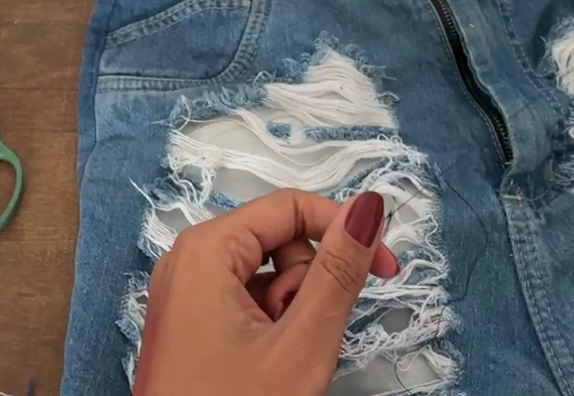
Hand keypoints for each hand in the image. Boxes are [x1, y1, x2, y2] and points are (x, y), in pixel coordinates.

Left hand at [133, 189, 400, 395]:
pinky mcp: (190, 320)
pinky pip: (245, 300)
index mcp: (206, 248)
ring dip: (289, 309)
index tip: (386, 268)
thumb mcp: (299, 346)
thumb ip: (337, 272)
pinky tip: (265, 368)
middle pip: (276, 239)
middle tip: (304, 338)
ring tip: (281, 360)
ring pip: (265, 273)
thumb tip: (368, 208)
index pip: (290, 206)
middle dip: (306, 283)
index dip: (343, 230)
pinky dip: (269, 326)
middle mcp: (190, 258)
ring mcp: (186, 290)